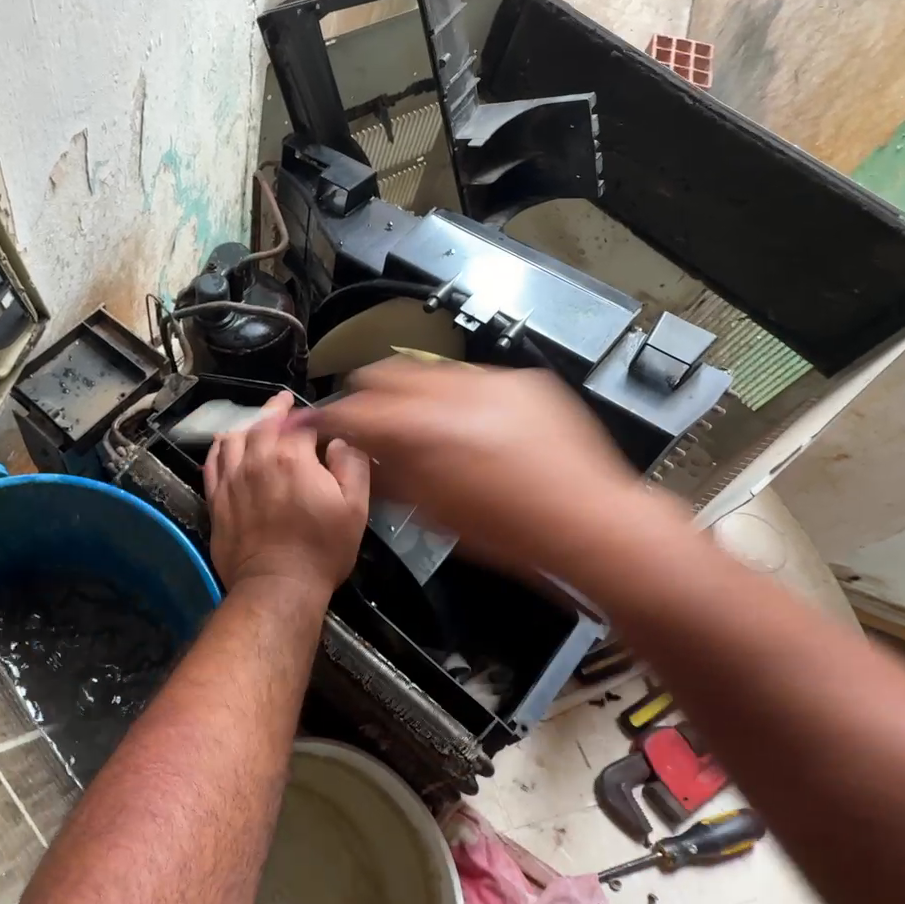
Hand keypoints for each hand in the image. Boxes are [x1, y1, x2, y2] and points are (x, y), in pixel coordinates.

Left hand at [204, 391, 370, 598]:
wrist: (278, 585)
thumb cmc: (321, 549)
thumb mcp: (355, 508)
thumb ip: (351, 466)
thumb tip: (338, 442)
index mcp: (293, 458)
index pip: (300, 424)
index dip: (309, 418)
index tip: (315, 418)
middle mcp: (257, 460)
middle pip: (263, 423)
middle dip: (275, 409)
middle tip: (282, 401)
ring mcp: (232, 478)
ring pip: (234, 437)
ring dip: (247, 424)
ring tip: (255, 422)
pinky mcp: (216, 498)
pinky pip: (213, 462)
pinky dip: (219, 447)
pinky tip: (225, 443)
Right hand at [289, 360, 652, 576]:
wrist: (589, 526)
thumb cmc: (516, 533)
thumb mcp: (431, 512)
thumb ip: (386, 475)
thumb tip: (360, 456)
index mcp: (424, 431)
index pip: (351, 410)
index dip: (326, 418)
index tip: (316, 422)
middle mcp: (454, 395)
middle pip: (381, 374)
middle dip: (366, 397)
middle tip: (367, 423)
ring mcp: (491, 383)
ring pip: (424, 370)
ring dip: (409, 394)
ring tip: (420, 426)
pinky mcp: (521, 382)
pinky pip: (469, 377)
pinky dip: (454, 397)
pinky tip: (465, 427)